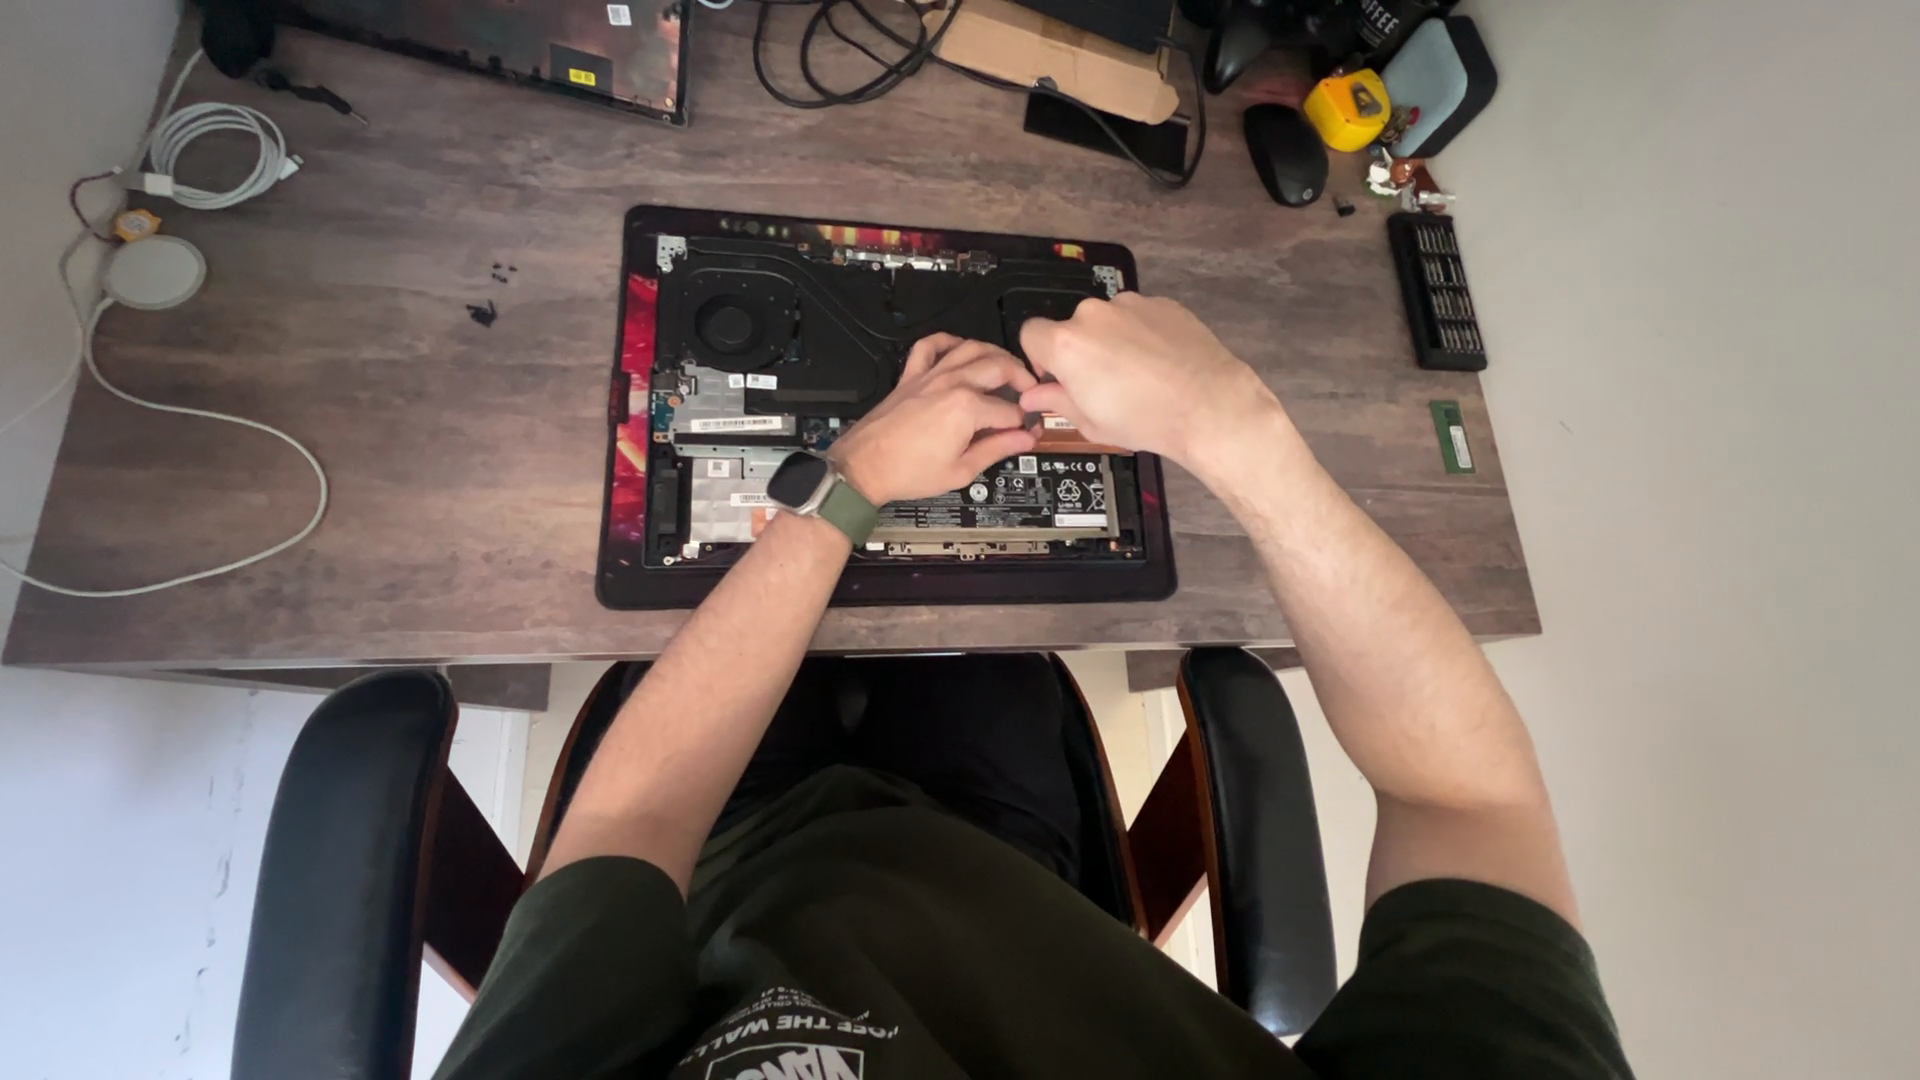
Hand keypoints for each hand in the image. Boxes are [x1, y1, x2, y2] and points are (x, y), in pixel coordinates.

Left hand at [828, 334, 1038, 504]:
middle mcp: (951, 383)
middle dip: (1023, 378)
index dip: (1026, 422)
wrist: (864, 468)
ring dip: (995, 353)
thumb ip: (997, 449)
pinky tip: (960, 348)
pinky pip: (930, 346)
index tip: (1030, 431)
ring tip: (1008, 367)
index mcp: (967, 408)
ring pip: (971, 348)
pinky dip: (947, 341)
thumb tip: (1024, 439)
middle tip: (1030, 392)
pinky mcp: (911, 376)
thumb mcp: (961, 470)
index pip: (1011, 410)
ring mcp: (930, 375)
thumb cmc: (907, 472)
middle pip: (1000, 367)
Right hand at [1018, 293, 1283, 468]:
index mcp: (1067, 344)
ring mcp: (1130, 305)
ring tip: (1134, 376)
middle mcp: (1094, 315)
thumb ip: (1056, 401)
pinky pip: (1138, 317)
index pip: (1030, 334)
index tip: (1054, 376)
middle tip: (1100, 385)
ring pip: (1106, 321)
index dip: (1038, 357)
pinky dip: (1141, 336)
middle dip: (1079, 352)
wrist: (1207, 406)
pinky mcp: (1161, 303)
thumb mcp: (1090, 421)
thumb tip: (1035, 395)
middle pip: (1071, 327)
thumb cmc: (1146, 419)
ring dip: (1111, 342)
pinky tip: (1156, 364)